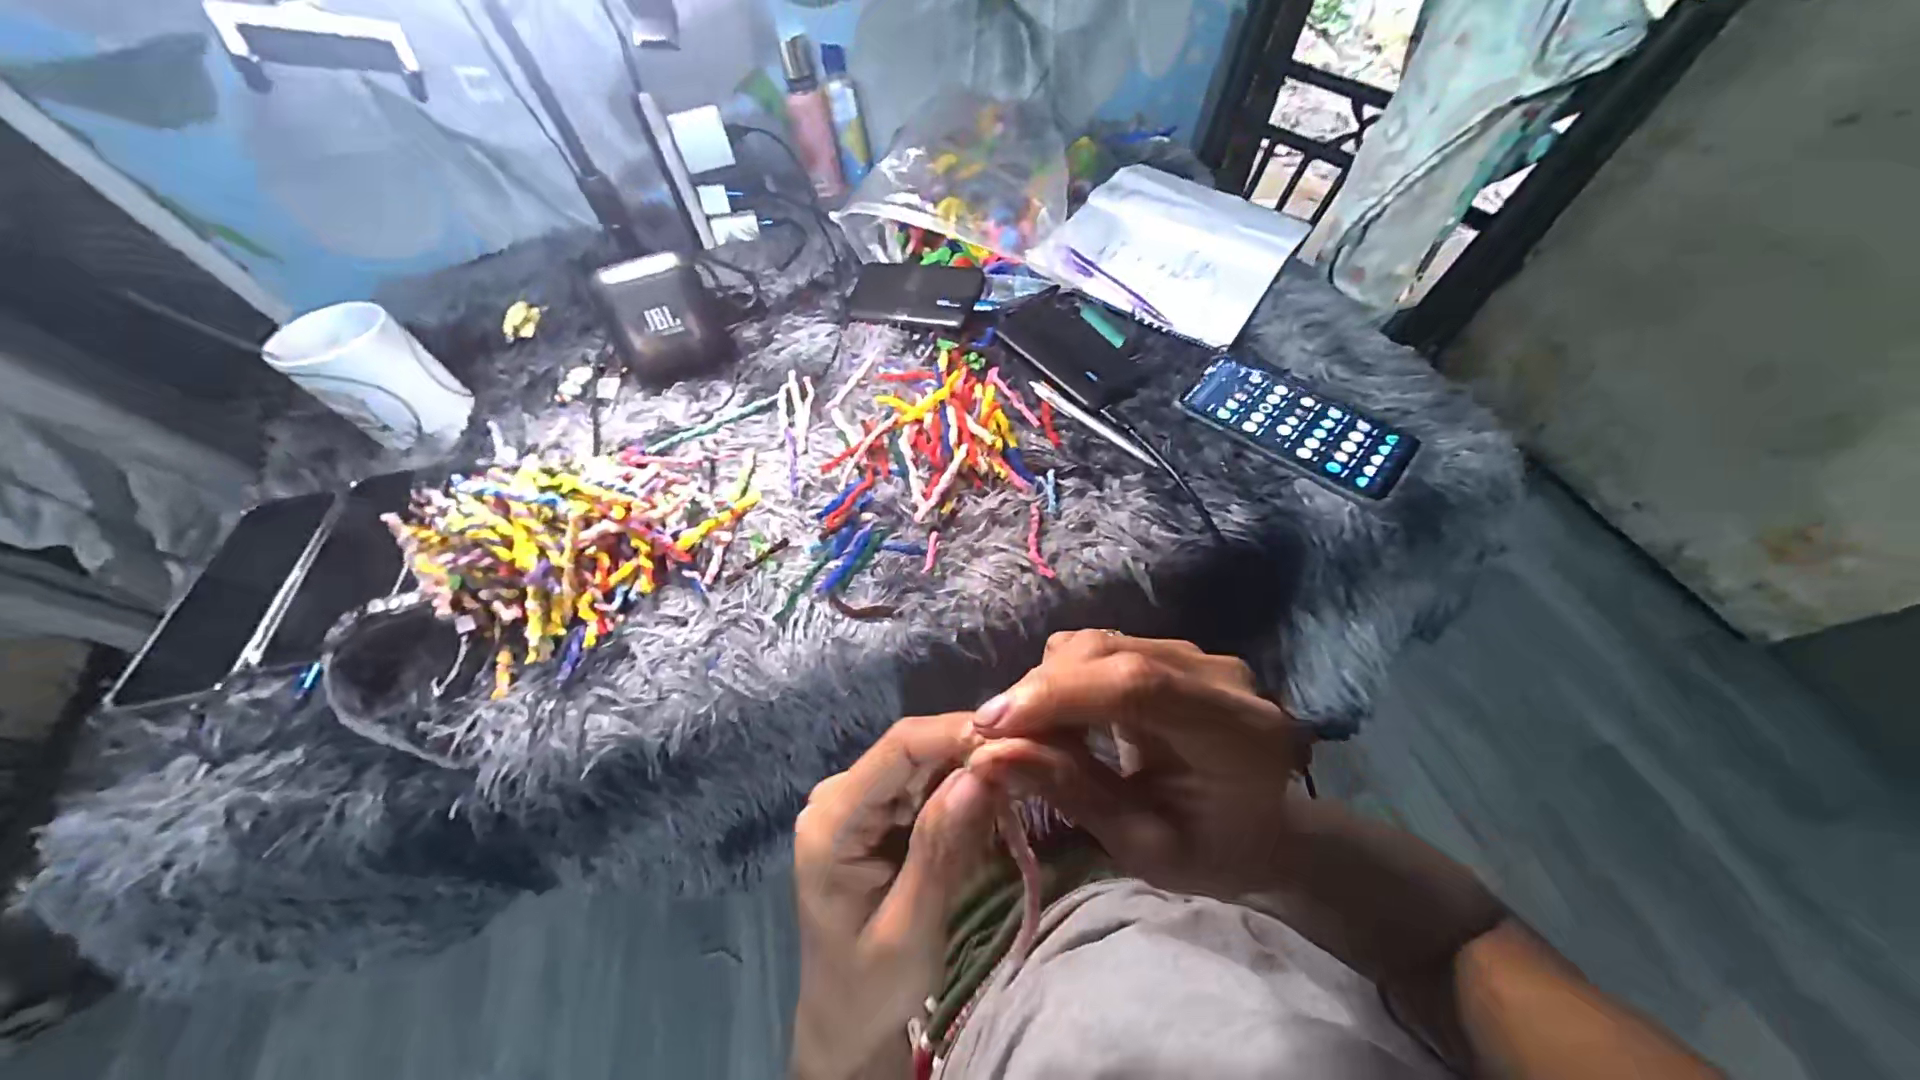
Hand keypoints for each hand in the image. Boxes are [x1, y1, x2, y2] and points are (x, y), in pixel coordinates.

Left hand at [790, 713, 997, 1079]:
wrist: (846, 1022)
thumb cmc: (870, 987)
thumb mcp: (910, 927)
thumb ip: (939, 846)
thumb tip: (977, 774)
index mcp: (831, 820)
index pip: (897, 750)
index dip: (953, 732)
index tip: (1011, 737)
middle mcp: (838, 796)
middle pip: (913, 749)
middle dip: (970, 750)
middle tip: (1028, 759)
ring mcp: (858, 801)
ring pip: (924, 762)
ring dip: (971, 767)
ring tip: (1019, 775)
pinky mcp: (878, 812)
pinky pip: (925, 784)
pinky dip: (962, 789)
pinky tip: (993, 797)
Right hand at [967, 630, 1311, 896]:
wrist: (1262, 828)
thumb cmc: (1212, 854)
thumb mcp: (1143, 846)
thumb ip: (1072, 793)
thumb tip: (987, 756)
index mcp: (1236, 732)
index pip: (1139, 687)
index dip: (1059, 696)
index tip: (991, 725)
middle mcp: (1219, 675)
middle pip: (1110, 653)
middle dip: (1040, 690)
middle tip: (990, 736)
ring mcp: (1196, 654)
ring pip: (1098, 643)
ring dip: (1046, 681)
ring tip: (1022, 730)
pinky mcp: (1171, 650)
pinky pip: (1101, 646)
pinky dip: (1063, 676)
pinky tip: (1054, 713)